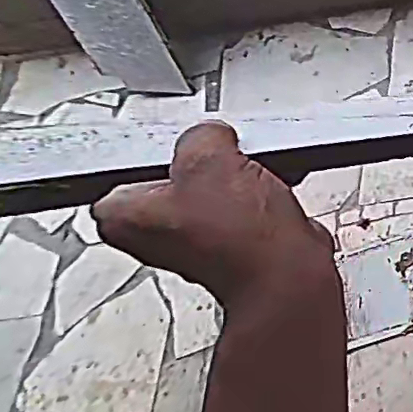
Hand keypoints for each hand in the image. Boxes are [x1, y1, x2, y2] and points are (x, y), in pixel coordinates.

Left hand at [92, 122, 337, 308]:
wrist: (290, 276)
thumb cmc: (241, 239)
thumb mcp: (208, 157)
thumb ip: (200, 136)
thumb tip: (213, 137)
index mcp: (123, 217)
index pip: (134, 163)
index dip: (172, 149)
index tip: (196, 147)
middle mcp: (155, 238)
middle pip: (183, 176)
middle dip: (212, 168)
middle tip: (229, 169)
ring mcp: (198, 246)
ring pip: (219, 192)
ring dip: (243, 184)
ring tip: (256, 187)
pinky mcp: (234, 250)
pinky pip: (246, 211)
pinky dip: (262, 205)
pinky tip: (272, 204)